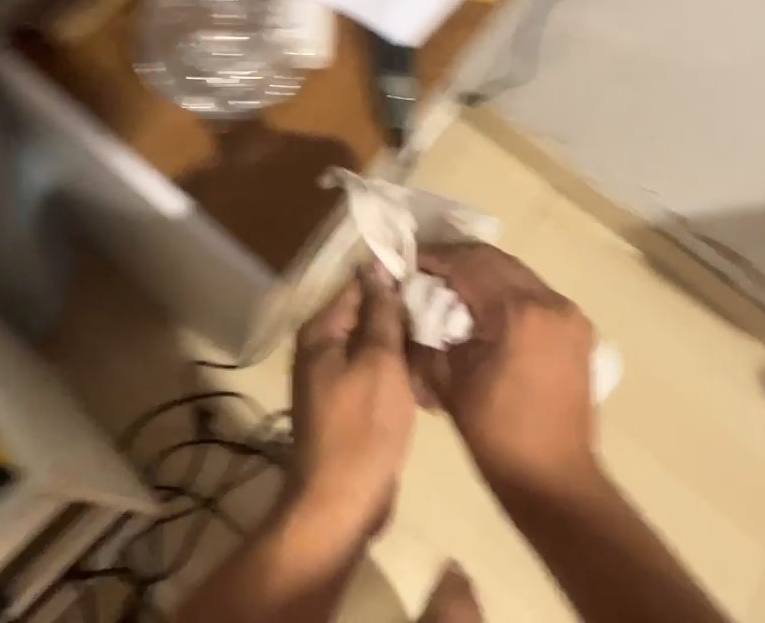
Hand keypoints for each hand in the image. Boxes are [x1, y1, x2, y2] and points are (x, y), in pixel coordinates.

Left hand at [291, 263, 415, 540]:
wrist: (342, 501)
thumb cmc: (363, 426)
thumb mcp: (379, 361)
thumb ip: (380, 312)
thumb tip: (375, 264)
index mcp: (320, 330)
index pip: (358, 285)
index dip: (394, 280)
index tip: (433, 279)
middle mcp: (320, 347)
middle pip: (366, 314)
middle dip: (402, 315)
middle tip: (444, 314)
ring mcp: (332, 376)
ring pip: (375, 345)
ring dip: (404, 346)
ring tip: (440, 344)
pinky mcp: (348, 401)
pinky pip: (375, 372)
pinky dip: (398, 373)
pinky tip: (426, 378)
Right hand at [410, 243, 603, 501]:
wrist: (554, 479)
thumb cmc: (495, 433)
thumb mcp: (448, 378)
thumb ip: (427, 329)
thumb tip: (410, 299)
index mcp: (519, 313)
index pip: (468, 264)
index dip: (434, 258)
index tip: (406, 260)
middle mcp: (551, 302)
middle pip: (494, 259)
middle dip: (456, 258)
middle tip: (423, 267)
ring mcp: (570, 314)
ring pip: (515, 272)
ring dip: (480, 271)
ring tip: (447, 283)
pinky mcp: (576, 329)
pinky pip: (533, 292)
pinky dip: (502, 290)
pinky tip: (479, 305)